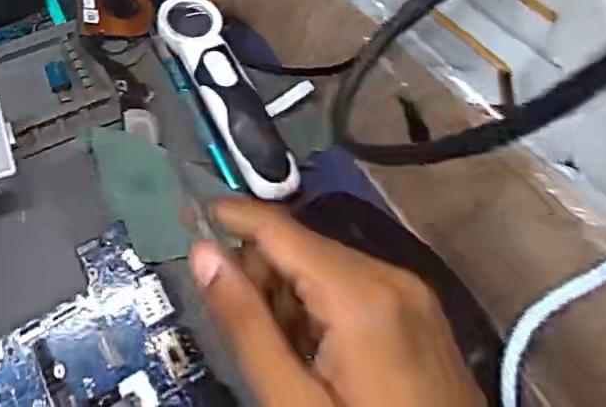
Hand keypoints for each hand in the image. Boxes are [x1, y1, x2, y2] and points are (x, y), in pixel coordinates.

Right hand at [191, 197, 483, 406]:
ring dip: (287, 295)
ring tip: (286, 356)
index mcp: (361, 292)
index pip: (276, 227)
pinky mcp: (420, 318)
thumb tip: (202, 252)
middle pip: (298, 245)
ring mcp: (412, 297)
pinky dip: (319, 309)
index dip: (226, 217)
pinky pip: (350, 288)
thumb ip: (245, 324)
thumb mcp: (296, 405)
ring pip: (321, 265)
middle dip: (260, 274)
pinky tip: (318, 359)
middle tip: (244, 328)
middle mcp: (391, 277)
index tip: (186, 220)